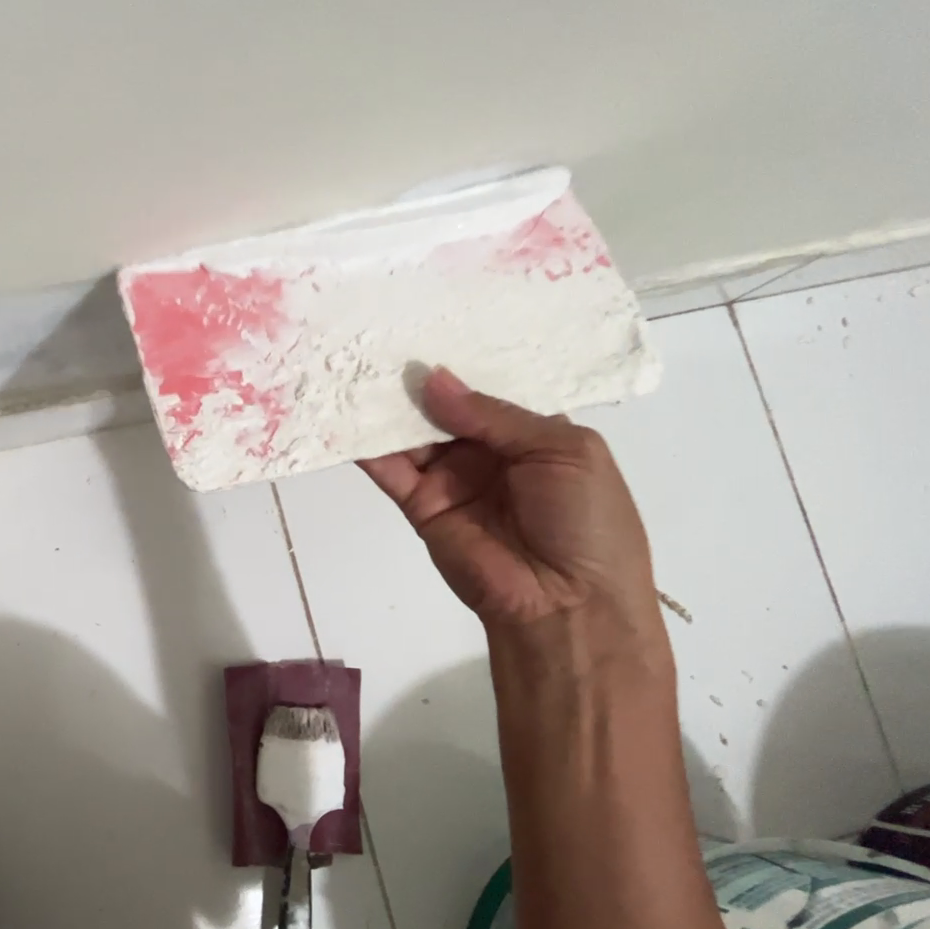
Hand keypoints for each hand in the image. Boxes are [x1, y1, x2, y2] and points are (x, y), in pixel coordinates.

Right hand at [358, 367, 655, 627]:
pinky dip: (366, 448)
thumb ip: (493, 415)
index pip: (488, 391)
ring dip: (384, 408)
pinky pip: (389, 469)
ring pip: (410, 435)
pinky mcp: (417, 504)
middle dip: (414, 381)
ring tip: (351, 371)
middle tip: (377, 341)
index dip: (462, 364)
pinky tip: (343, 418)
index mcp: (531, 435)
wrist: (564, 603)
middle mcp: (486, 452)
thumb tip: (431, 379)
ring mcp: (448, 478)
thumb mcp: (562, 451)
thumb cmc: (586, 521)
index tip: (427, 325)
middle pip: (442, 409)